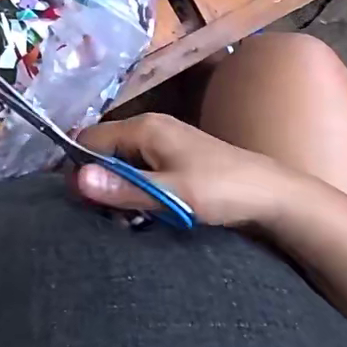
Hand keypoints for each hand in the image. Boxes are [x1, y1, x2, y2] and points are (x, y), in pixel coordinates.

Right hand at [73, 113, 296, 227]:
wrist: (270, 193)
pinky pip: (142, 171)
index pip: (90, 140)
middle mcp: (152, 128)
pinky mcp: (176, 159)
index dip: (79, 169)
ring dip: (120, 190)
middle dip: (100, 182)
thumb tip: (77, 179)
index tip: (79, 202)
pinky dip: (138, 191)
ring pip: (123, 164)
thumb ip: (125, 187)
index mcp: (146, 127)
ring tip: (127, 219)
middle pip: (105, 151)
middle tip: (107, 216)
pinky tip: (147, 213)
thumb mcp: (171, 193)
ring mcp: (165, 142)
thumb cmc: (222, 189)